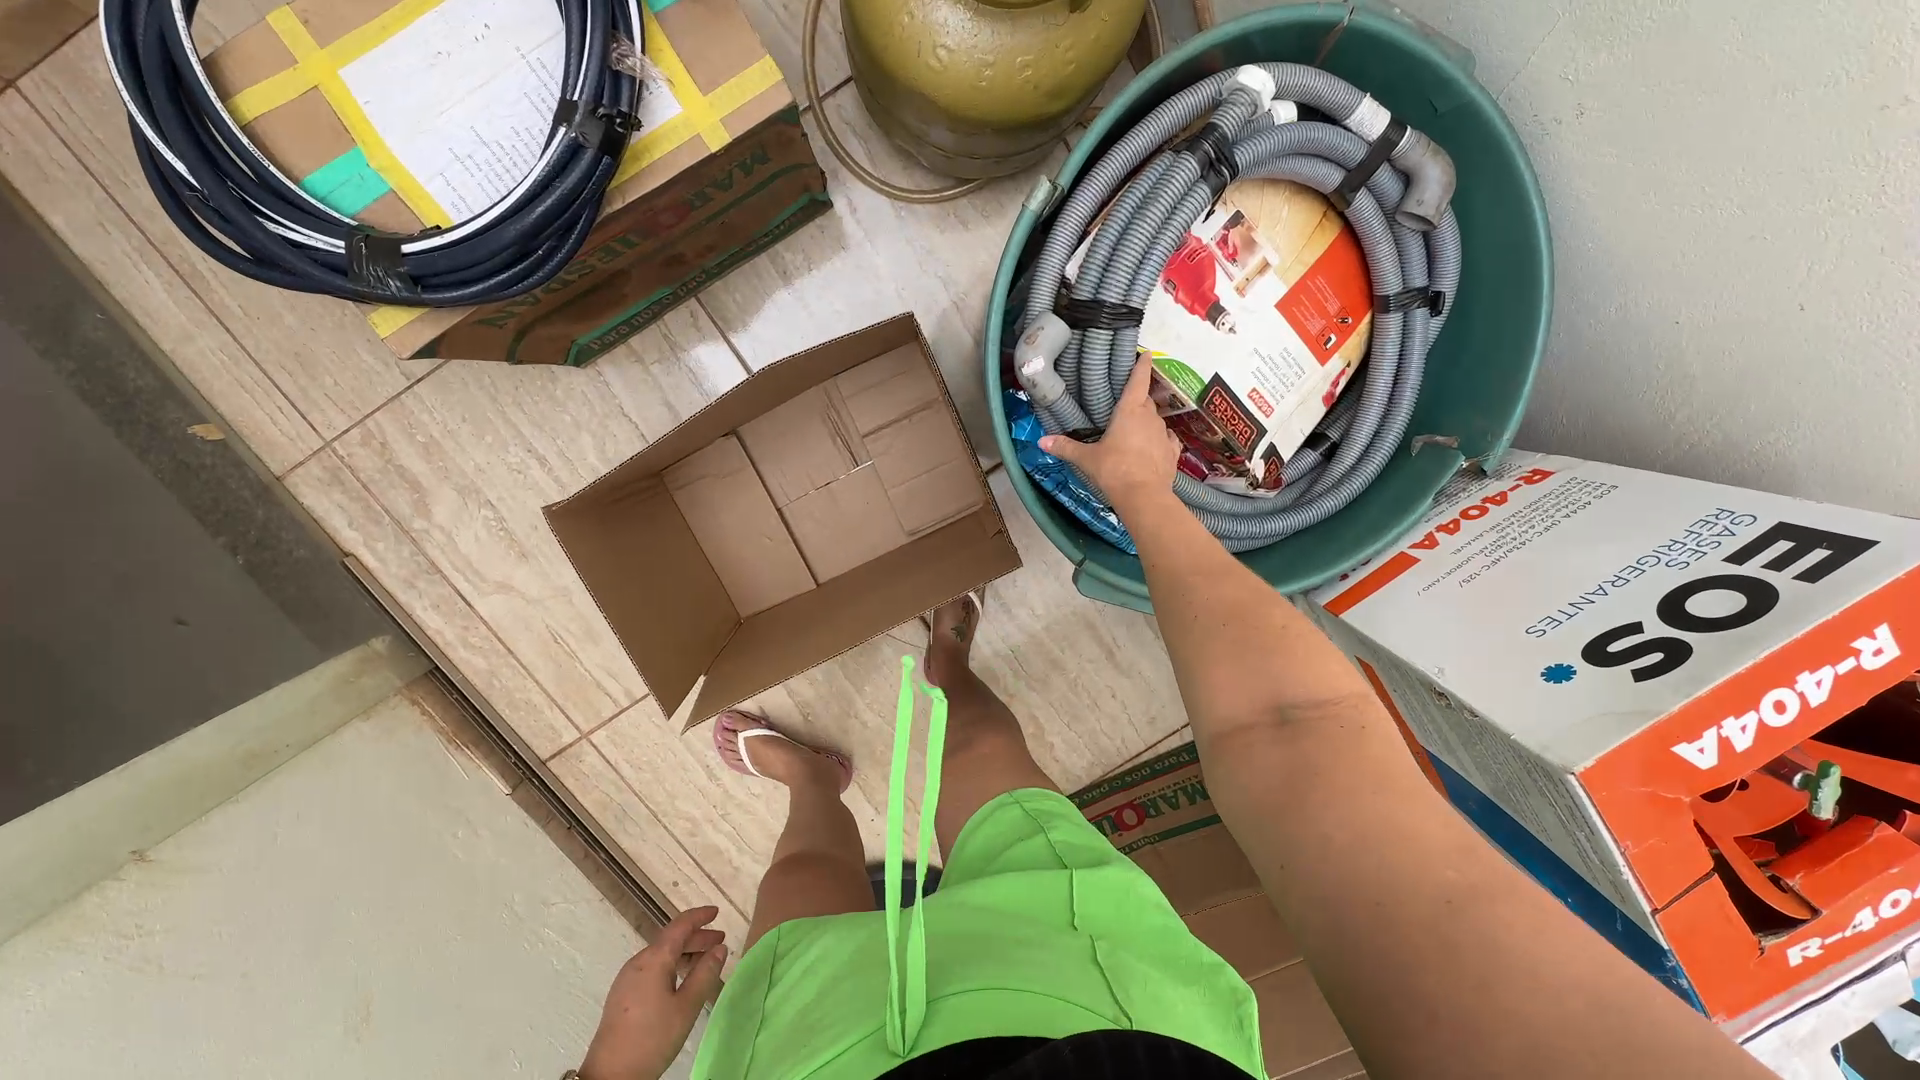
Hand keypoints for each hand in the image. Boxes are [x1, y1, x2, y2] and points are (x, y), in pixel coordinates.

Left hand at [579, 906, 728, 1079]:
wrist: (611, 1075)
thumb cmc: (652, 1038)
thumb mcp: (687, 1007)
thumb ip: (705, 974)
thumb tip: (719, 948)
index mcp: (653, 960)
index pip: (679, 926)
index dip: (699, 916)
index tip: (717, 912)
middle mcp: (638, 963)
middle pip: (670, 940)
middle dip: (696, 937)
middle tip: (719, 941)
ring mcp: (627, 979)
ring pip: (661, 955)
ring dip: (684, 953)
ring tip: (705, 961)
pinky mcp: (623, 995)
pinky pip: (652, 969)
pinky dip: (672, 966)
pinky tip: (682, 980)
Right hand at [1039, 353, 1180, 513]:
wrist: (1143, 496)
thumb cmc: (1113, 470)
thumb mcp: (1086, 459)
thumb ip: (1065, 447)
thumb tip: (1041, 441)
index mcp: (1129, 411)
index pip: (1138, 380)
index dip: (1142, 365)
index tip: (1148, 353)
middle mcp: (1149, 417)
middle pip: (1146, 400)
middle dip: (1138, 399)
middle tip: (1126, 404)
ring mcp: (1163, 434)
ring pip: (1156, 419)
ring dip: (1147, 421)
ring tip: (1135, 429)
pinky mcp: (1172, 452)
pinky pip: (1167, 439)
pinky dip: (1161, 439)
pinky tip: (1155, 445)